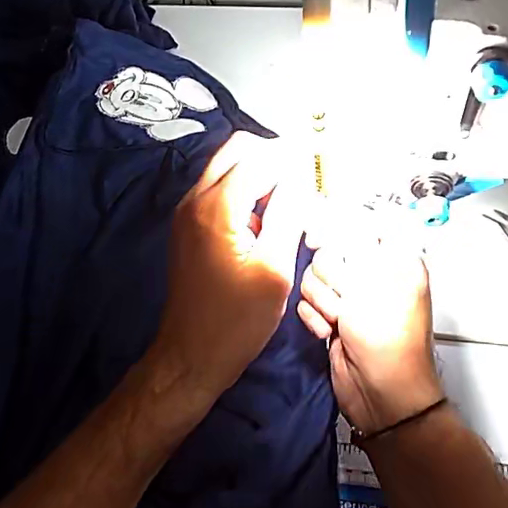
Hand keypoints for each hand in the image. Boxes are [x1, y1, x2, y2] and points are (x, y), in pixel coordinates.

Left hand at [149, 133, 304, 399]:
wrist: (190, 356)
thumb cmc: (236, 321)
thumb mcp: (274, 269)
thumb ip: (288, 216)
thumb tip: (301, 179)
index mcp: (216, 208)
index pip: (260, 159)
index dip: (293, 161)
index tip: (319, 174)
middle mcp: (195, 200)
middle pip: (238, 150)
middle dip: (274, 157)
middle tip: (304, 183)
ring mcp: (187, 212)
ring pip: (227, 167)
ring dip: (259, 173)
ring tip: (290, 201)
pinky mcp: (189, 227)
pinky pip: (219, 189)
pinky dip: (245, 190)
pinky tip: (267, 218)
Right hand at [297, 226, 443, 433]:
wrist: (382, 396)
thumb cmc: (389, 340)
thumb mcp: (372, 283)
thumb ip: (349, 247)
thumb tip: (330, 219)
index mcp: (395, 257)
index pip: (362, 221)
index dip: (338, 226)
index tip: (321, 238)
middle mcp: (373, 272)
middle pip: (330, 248)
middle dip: (331, 275)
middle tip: (345, 298)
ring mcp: (351, 296)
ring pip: (314, 275)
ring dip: (322, 299)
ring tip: (339, 320)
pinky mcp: (331, 316)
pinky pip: (306, 301)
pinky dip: (313, 317)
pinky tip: (327, 333)